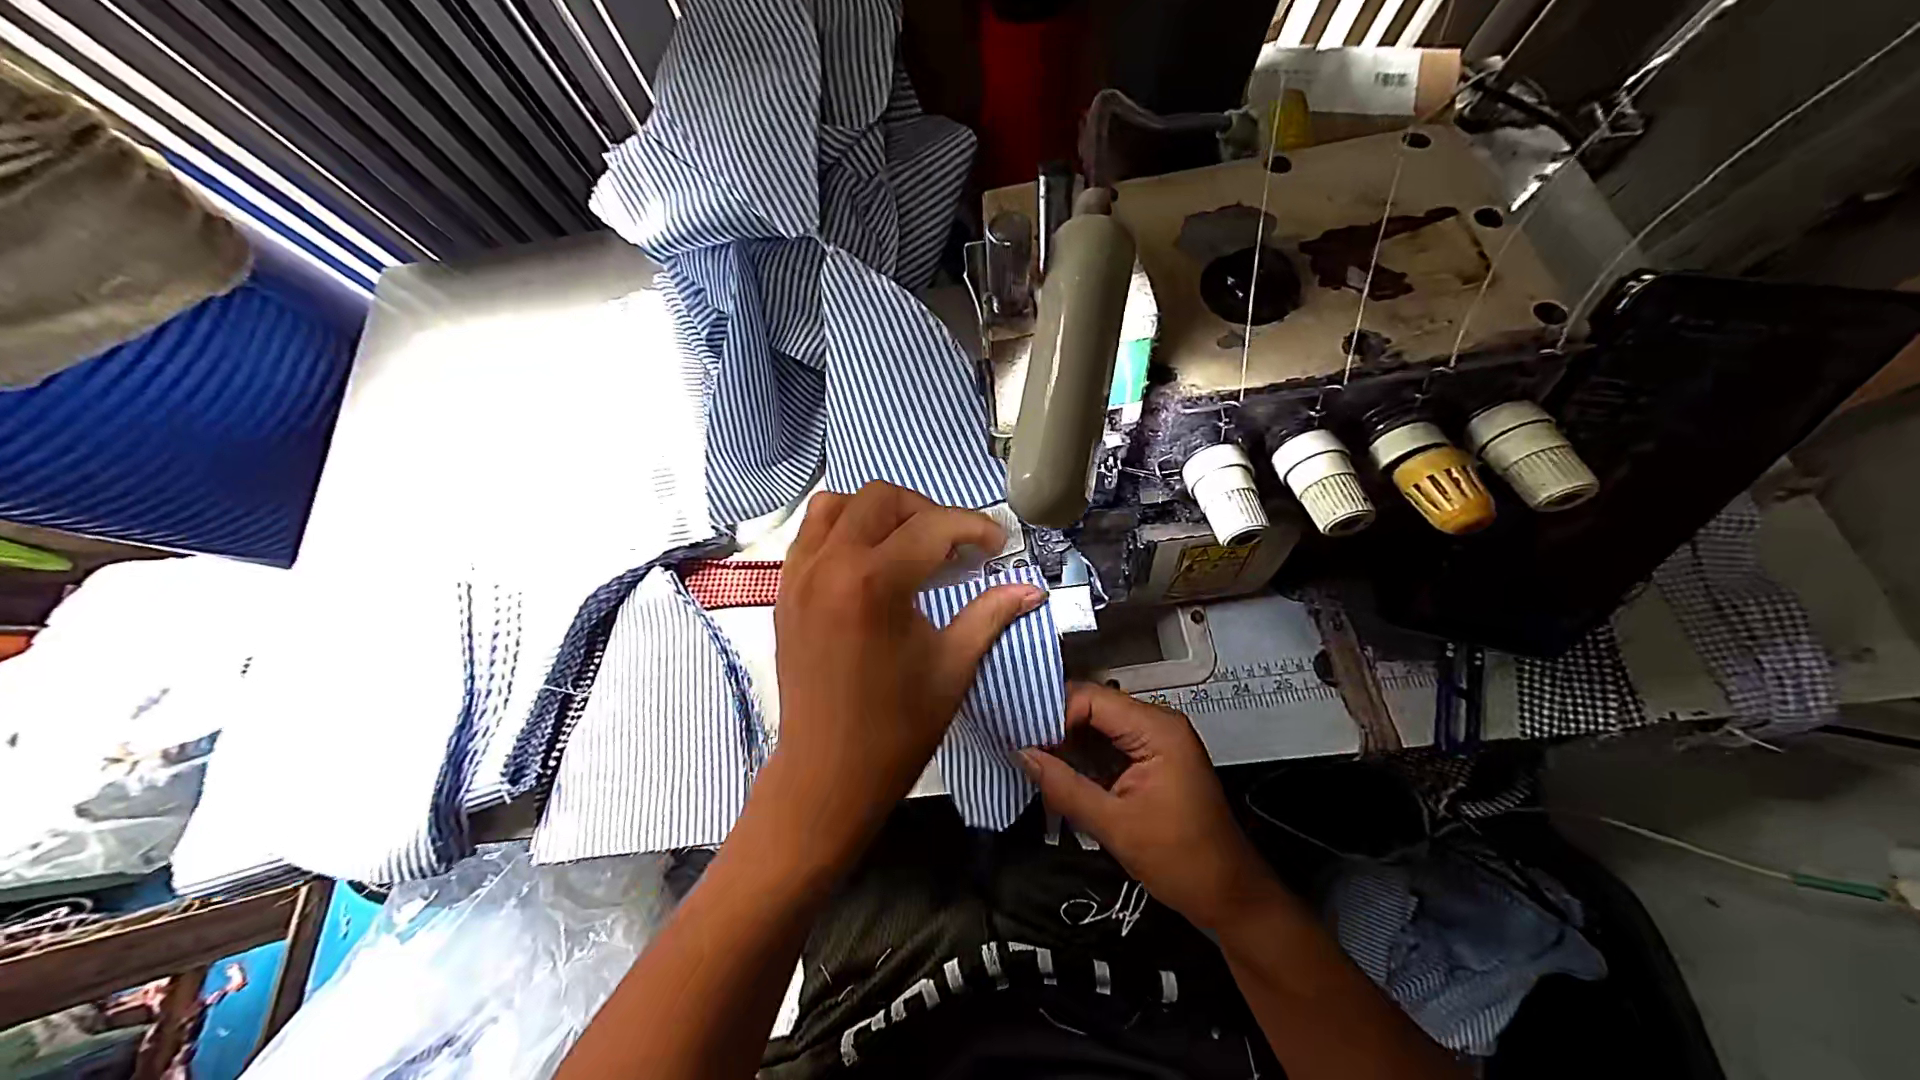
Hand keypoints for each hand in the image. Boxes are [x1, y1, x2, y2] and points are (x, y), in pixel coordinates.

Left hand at [768, 481, 1046, 854]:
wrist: (828, 774)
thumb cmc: (896, 728)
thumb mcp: (953, 666)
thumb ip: (990, 614)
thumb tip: (1030, 589)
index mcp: (875, 583)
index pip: (933, 526)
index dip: (974, 528)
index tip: (995, 546)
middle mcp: (829, 565)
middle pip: (881, 498)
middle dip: (926, 511)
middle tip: (953, 544)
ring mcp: (799, 576)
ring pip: (835, 505)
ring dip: (878, 512)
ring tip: (907, 543)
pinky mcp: (784, 593)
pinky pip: (810, 535)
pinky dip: (842, 530)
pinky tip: (869, 561)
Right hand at [1018, 682, 1283, 931]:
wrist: (1229, 895)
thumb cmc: (1180, 860)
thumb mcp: (1114, 825)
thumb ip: (1064, 786)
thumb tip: (1021, 754)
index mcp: (1157, 729)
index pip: (1092, 699)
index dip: (1052, 713)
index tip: (1019, 735)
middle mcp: (1157, 723)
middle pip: (1094, 706)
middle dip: (1054, 725)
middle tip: (1017, 743)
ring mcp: (1155, 740)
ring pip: (1097, 725)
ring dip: (1065, 740)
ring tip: (1029, 755)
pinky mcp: (1151, 758)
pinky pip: (1108, 743)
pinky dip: (1082, 755)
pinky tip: (1055, 768)